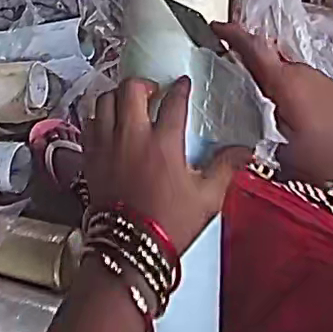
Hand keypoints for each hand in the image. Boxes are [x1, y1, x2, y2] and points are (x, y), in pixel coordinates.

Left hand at [84, 77, 252, 248]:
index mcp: (164, 144)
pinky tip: (108, 124)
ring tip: (128, 103)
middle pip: (131, 89)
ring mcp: (107, 144)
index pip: (174, 101)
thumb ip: (225, 168)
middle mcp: (132, 137)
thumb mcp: (206, 198)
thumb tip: (243, 152)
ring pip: (105, 99)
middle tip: (152, 91)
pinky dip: (98, 116)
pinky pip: (89, 122)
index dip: (180, 88)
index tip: (183, 85)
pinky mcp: (90, 155)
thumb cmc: (168, 224)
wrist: (129, 247)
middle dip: (143, 84)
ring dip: (117, 96)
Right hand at [211, 22, 332, 186]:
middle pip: (265, 53)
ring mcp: (313, 78)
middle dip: (242, 51)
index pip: (254, 48)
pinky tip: (273, 102)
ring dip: (261, 69)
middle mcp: (298, 73)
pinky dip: (277, 82)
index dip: (232, 34)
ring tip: (243, 82)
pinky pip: (293, 77)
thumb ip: (262, 143)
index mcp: (285, 83)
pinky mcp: (324, 87)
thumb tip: (248, 142)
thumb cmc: (330, 153)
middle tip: (221, 55)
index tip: (215, 26)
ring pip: (280, 66)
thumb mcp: (286, 156)